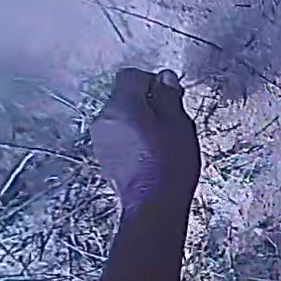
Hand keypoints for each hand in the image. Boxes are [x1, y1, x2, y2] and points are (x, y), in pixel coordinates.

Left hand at [91, 68, 200, 218]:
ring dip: (140, 121)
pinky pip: (119, 135)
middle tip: (171, 119)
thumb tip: (165, 78)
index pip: (131, 76)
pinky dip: (133, 137)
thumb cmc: (169, 165)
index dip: (153, 81)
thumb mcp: (179, 125)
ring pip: (122, 117)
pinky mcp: (105, 157)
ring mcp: (101, 140)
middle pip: (124, 96)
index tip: (170, 95)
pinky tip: (152, 153)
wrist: (153, 205)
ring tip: (163, 139)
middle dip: (147, 102)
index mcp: (122, 106)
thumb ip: (169, 97)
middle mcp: (105, 119)